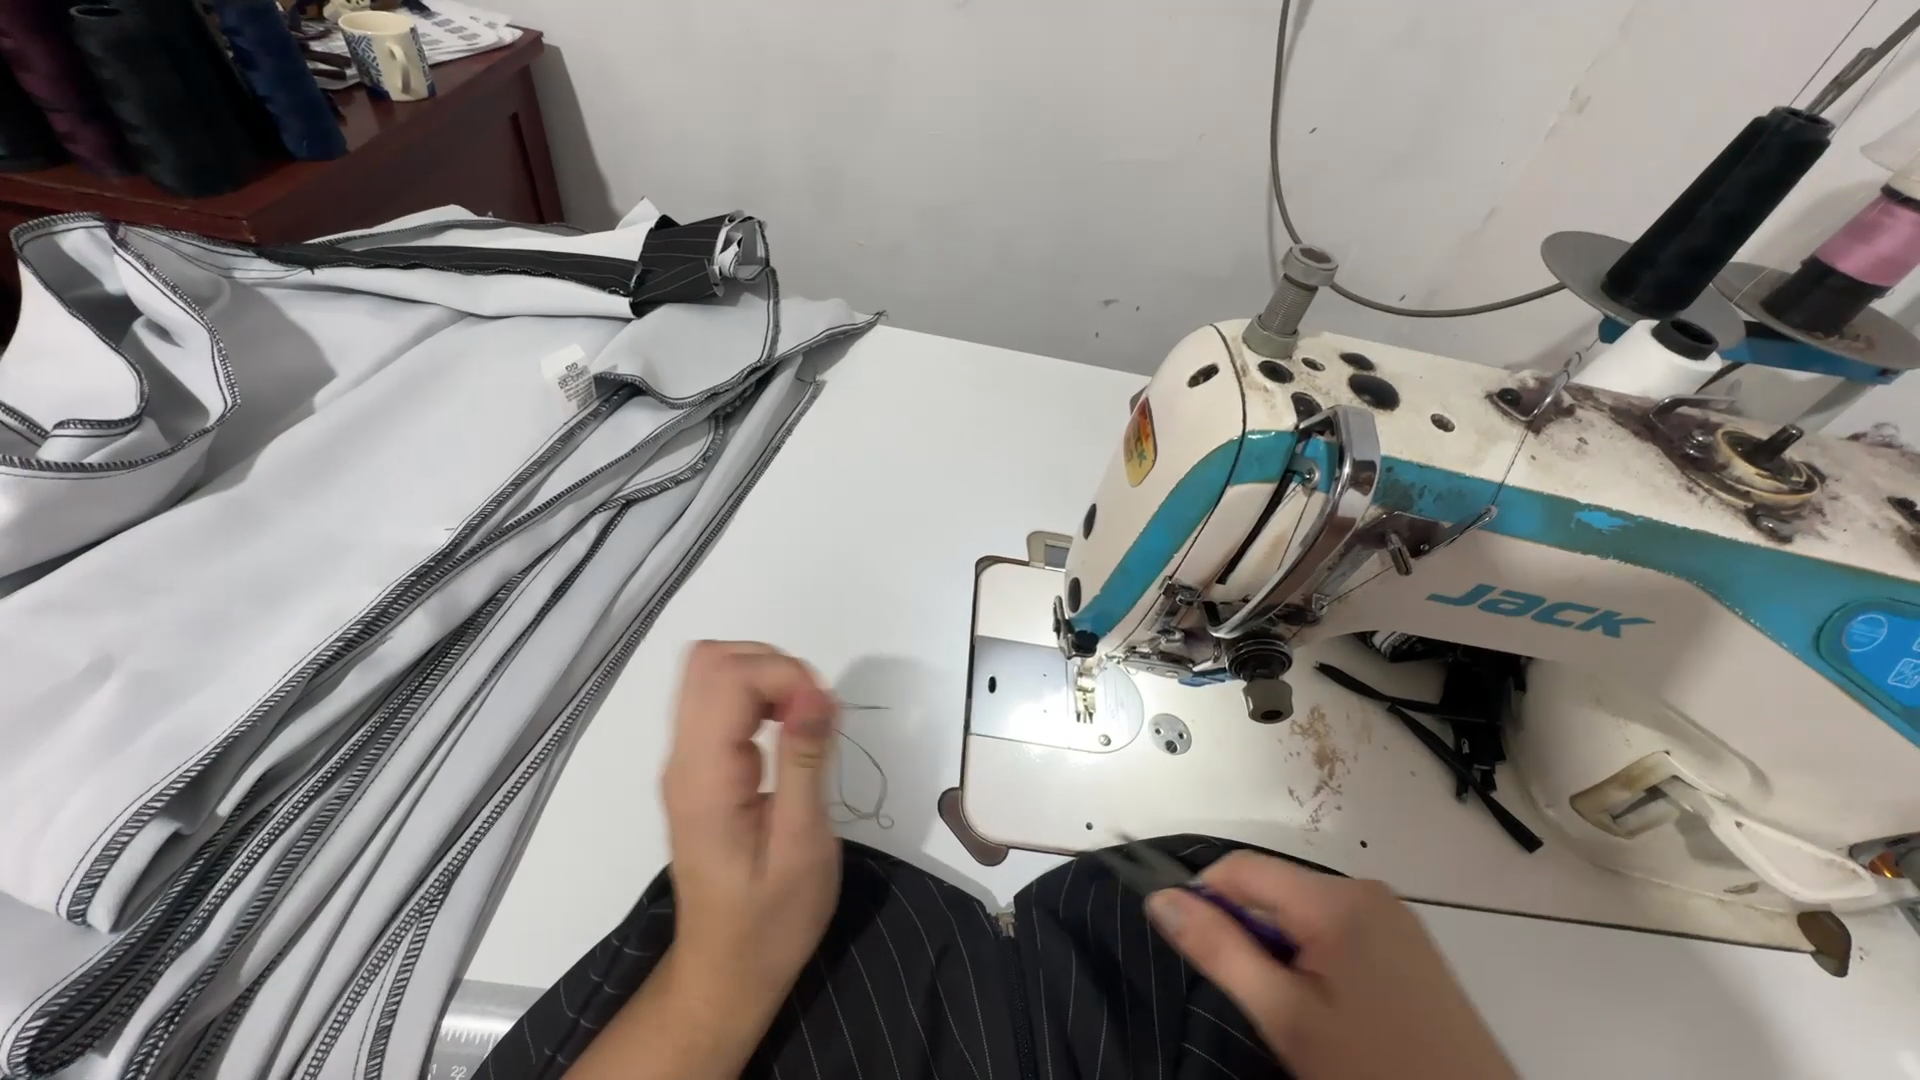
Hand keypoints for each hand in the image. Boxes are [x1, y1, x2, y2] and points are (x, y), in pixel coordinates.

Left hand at [660, 642, 840, 1025]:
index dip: (785, 675)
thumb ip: (806, 762)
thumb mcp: (803, 846)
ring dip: (767, 676)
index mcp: (704, 777)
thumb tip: (817, 691)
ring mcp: (685, 760)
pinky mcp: (698, 766)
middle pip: (710, 660)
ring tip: (805, 720)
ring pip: (712, 672)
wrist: (727, 971)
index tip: (825, 713)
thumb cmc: (771, 920)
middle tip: (814, 712)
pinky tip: (787, 730)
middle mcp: (682, 757)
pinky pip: (718, 699)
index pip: (728, 676)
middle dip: (774, 666)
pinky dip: (760, 694)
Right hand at [1145, 853, 1516, 1079]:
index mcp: (1336, 899)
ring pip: (1304, 910)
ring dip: (1281, 945)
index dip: (1204, 898)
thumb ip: (1219, 950)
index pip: (1242, 867)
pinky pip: (1338, 927)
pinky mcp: (1410, 943)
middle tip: (1254, 996)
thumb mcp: (1285, 1017)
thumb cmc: (1374, 1072)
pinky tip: (1331, 1008)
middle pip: (1275, 888)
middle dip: (1249, 929)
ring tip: (1295, 1010)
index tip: (1194, 948)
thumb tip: (1160, 898)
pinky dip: (1315, 954)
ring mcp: (1395, 916)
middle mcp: (1366, 890)